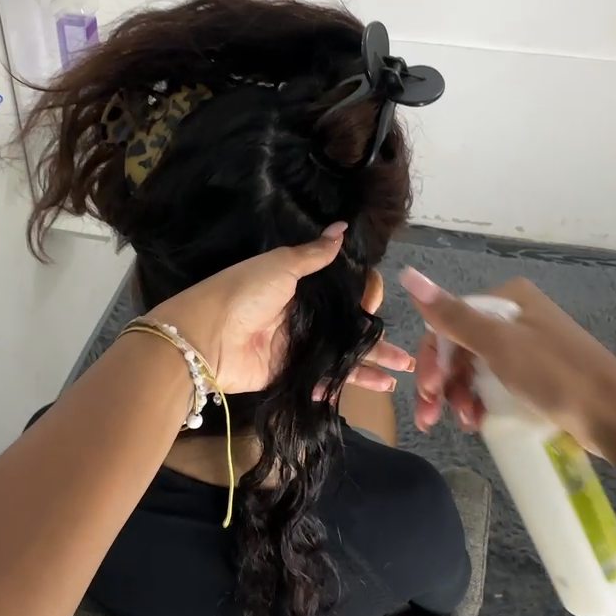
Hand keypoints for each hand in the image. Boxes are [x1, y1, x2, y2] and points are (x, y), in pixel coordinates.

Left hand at [148, 224, 414, 395]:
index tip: (379, 300)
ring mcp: (298, 350)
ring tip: (402, 373)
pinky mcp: (290, 377)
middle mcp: (302, 319)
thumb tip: (343, 228)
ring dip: (371, 365)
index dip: (364, 297)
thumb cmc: (243, 293)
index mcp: (299, 288)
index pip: (342, 294)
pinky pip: (325, 381)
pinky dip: (348, 386)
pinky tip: (377, 387)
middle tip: (410, 353)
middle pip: (347, 330)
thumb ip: (315, 254)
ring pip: (343, 359)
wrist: (205, 337)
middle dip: (378, 340)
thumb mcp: (280, 265)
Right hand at [400, 269, 615, 456]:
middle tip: (432, 417)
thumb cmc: (556, 376)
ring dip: (459, 396)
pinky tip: (477, 421)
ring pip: (475, 369)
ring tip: (463, 423)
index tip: (427, 392)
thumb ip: (452, 316)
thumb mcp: (499, 345)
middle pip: (460, 347)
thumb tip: (408, 276)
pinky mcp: (538, 376)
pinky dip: (480, 402)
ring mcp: (528, 348)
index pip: (450, 322)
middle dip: (442, 382)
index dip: (433, 357)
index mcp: (508, 300)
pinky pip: (495, 384)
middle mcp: (516, 318)